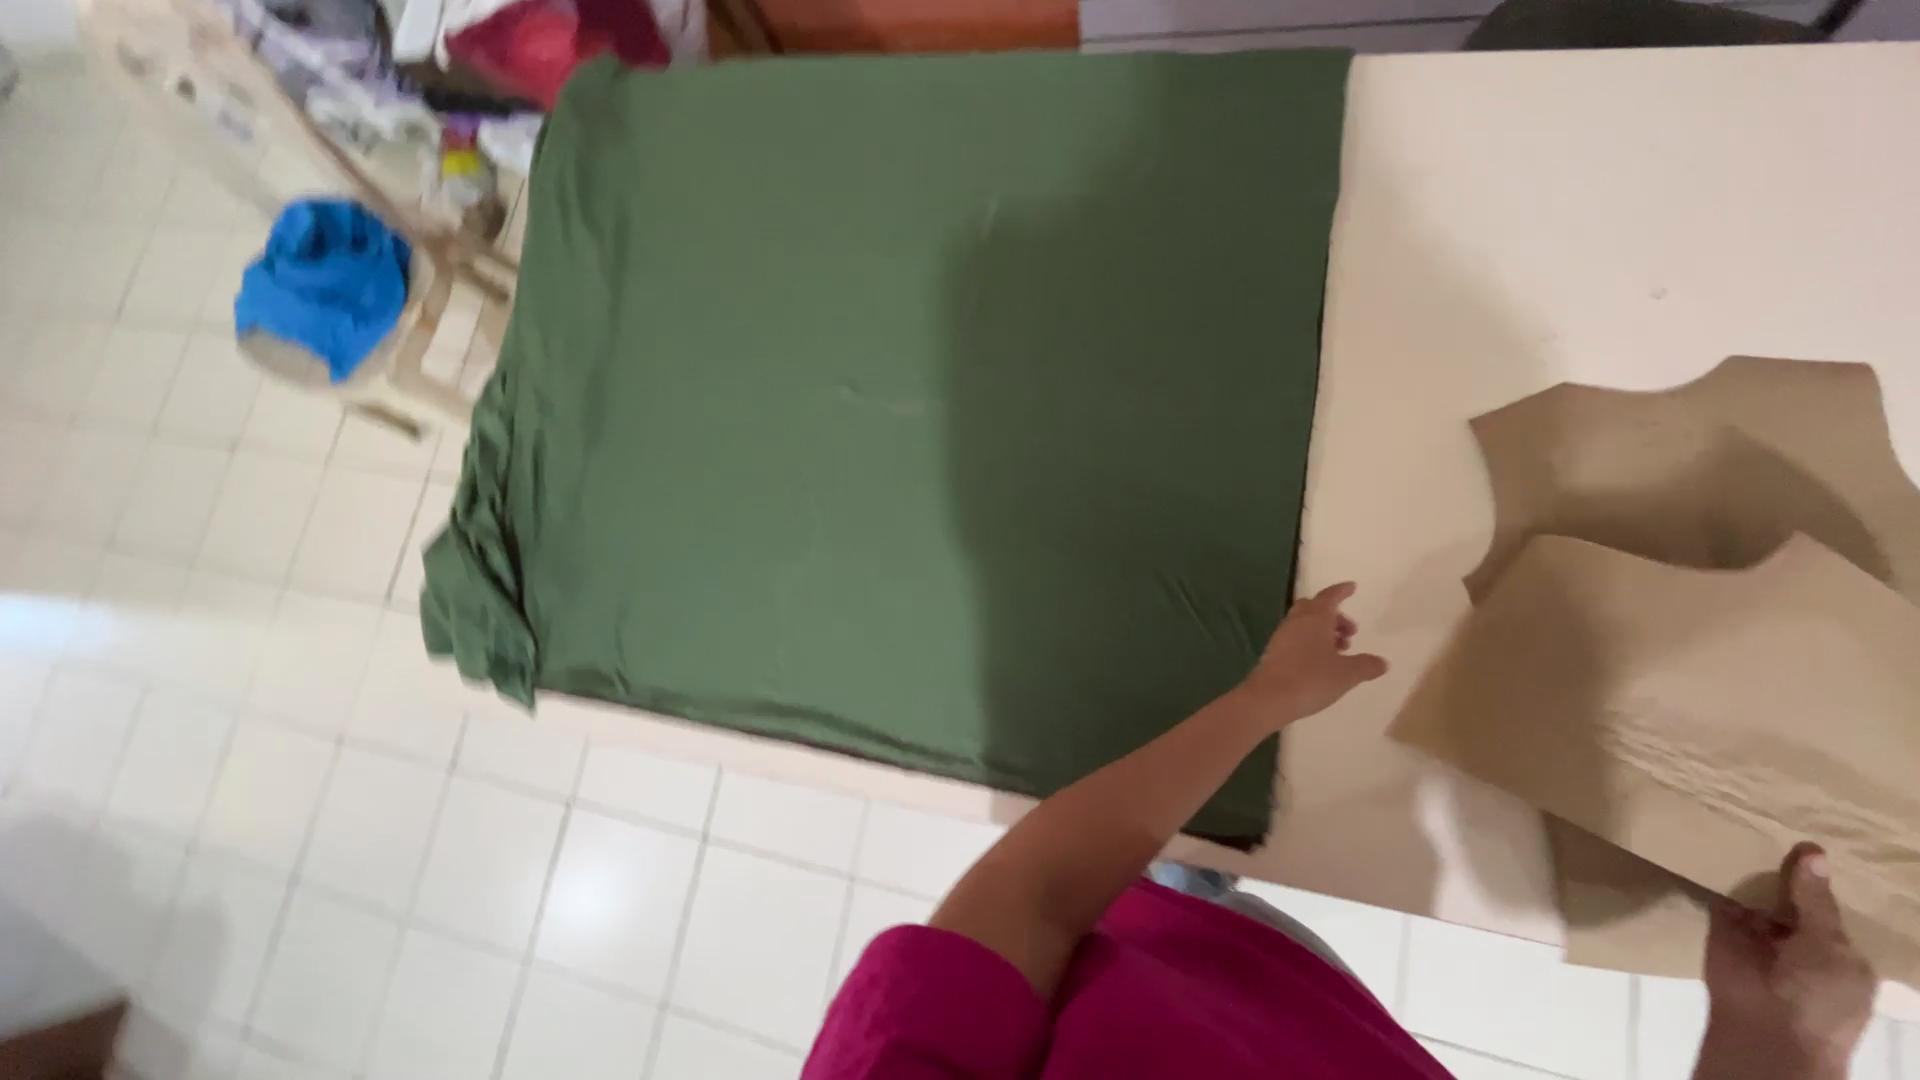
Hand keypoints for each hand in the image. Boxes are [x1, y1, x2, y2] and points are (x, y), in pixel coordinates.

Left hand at [1233, 582, 1387, 725]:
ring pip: (1305, 624)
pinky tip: (1322, 662)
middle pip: (1315, 608)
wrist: (1268, 698)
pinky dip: (1311, 642)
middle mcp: (1296, 622)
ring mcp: (1281, 637)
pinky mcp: (1274, 652)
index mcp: (1314, 618)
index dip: (1341, 591)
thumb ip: (1366, 665)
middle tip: (1350, 632)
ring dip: (1324, 631)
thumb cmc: (1311, 679)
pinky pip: (1296, 639)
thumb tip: (1382, 662)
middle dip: (1334, 616)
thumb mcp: (1347, 674)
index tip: (1352, 587)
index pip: (1329, 596)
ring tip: (1341, 651)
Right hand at [1697, 844, 1876, 1079]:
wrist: (1766, 1026)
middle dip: (1782, 867)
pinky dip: (1714, 876)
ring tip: (1737, 823)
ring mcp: (1756, 930)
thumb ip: (1816, 900)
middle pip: (1789, 894)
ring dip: (1747, 868)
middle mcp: (1798, 936)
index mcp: (1838, 947)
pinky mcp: (1720, 924)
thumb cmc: (1820, 995)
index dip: (1822, 876)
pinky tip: (1708, 847)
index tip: (1810, 839)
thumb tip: (1813, 851)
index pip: (1831, 904)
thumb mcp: (1831, 947)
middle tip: (1769, 820)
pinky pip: (1718, 895)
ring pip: (1754, 892)